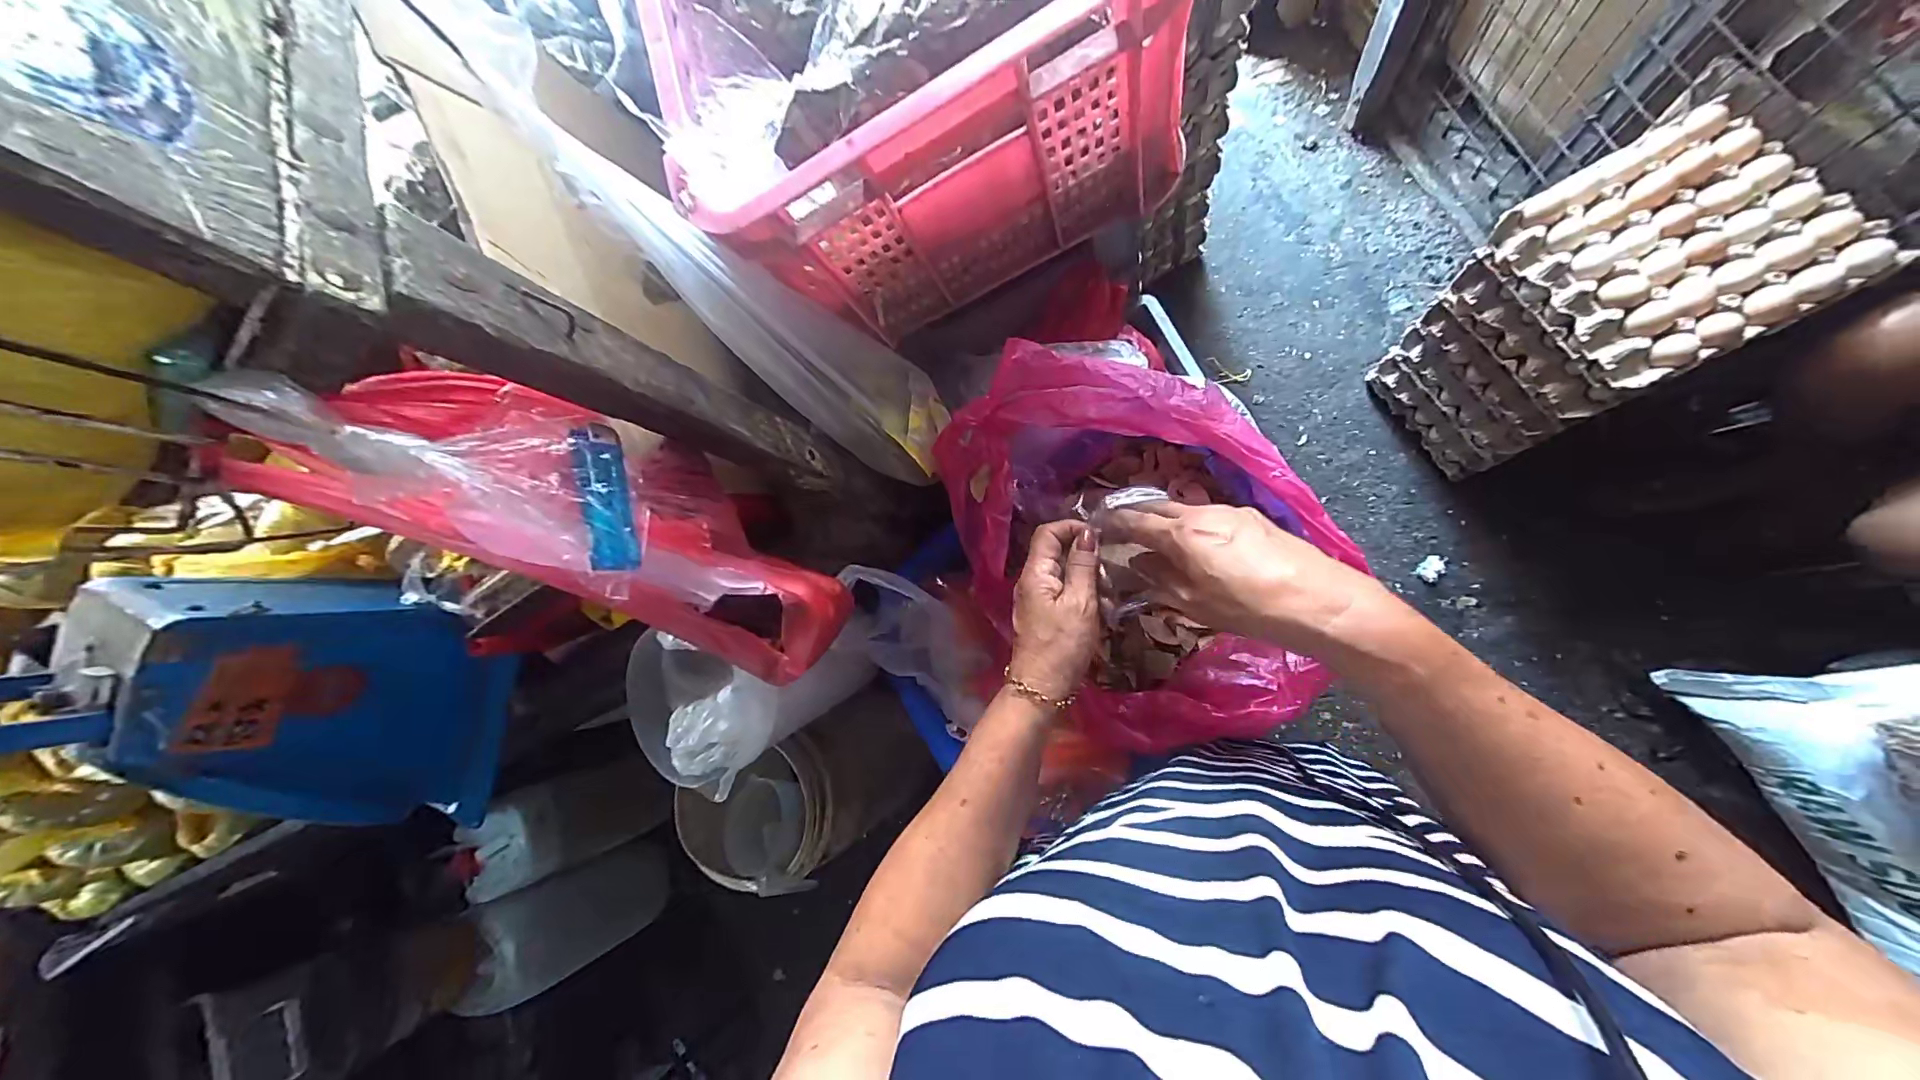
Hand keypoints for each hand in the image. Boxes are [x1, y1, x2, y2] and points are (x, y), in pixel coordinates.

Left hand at [1008, 520, 1100, 702]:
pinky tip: (1097, 604)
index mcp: (1034, 573)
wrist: (1042, 688)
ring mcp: (1033, 598)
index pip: (1047, 532)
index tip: (1098, 536)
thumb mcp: (1080, 602)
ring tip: (1106, 586)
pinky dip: (1078, 590)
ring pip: (1059, 571)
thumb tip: (1087, 533)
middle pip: (1052, 550)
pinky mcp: (1041, 614)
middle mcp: (1029, 581)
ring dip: (1083, 572)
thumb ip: (1082, 566)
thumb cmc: (1063, 646)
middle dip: (1080, 550)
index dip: (1072, 526)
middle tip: (1107, 563)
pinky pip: (1060, 590)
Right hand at [1099, 501, 1383, 653]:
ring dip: (1165, 520)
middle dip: (1137, 515)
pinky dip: (1190, 525)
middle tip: (1120, 528)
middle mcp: (1204, 511)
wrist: (1321, 602)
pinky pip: (1208, 516)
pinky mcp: (1253, 518)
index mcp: (1183, 532)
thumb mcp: (1194, 603)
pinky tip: (1194, 544)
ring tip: (1155, 539)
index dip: (1113, 522)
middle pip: (1159, 506)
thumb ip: (1160, 579)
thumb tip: (1136, 563)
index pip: (1136, 520)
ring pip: (1185, 509)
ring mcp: (1231, 511)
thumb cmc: (1250, 608)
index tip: (1096, 525)